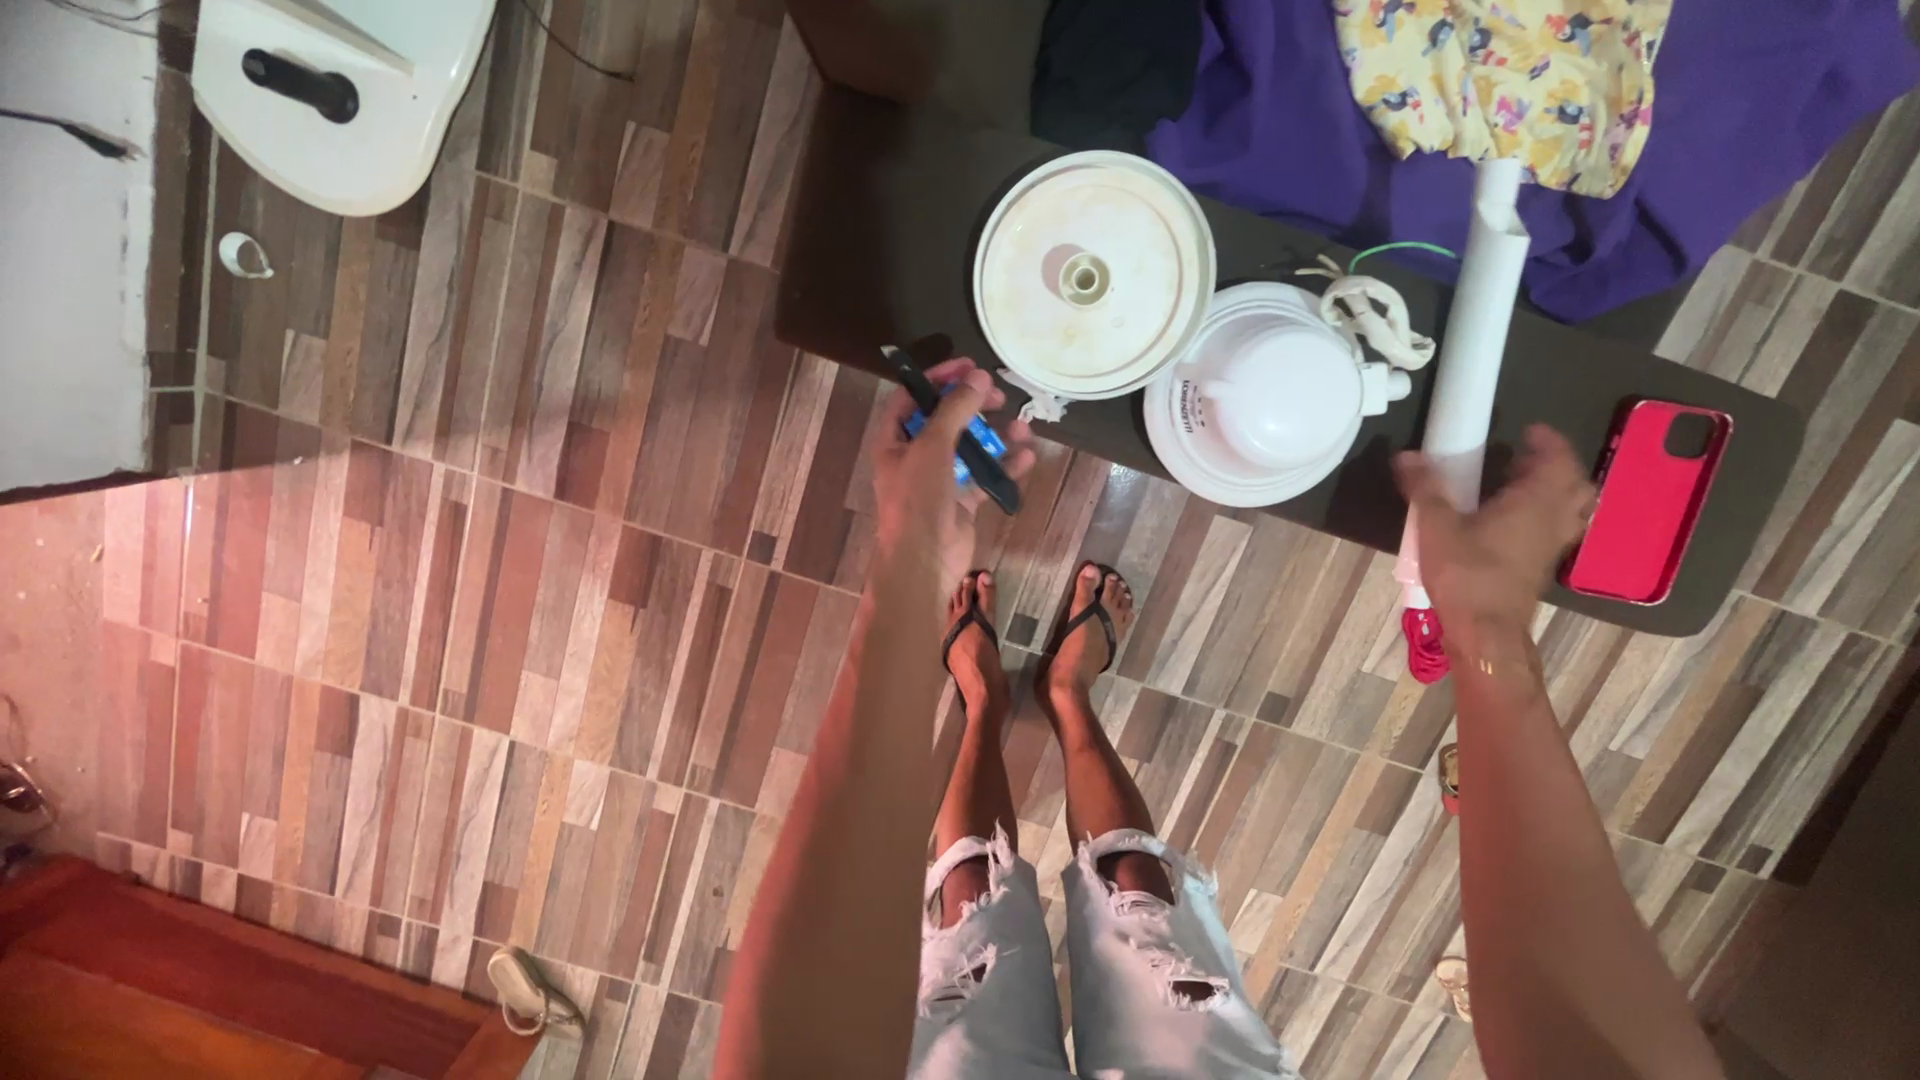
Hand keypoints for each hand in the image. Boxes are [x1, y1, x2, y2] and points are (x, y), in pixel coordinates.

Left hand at [871, 358, 1036, 585]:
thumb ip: (955, 409)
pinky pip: (984, 477)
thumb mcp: (932, 447)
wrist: (923, 562)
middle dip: (973, 406)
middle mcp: (914, 457)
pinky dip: (1004, 466)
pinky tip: (1026, 457)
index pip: (912, 397)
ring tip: (1022, 428)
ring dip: (996, 436)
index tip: (969, 366)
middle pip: (945, 420)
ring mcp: (939, 480)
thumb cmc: (917, 499)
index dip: (938, 378)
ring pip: (970, 448)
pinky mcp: (961, 501)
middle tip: (999, 396)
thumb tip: (979, 377)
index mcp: (894, 441)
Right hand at [1394, 425, 1595, 659]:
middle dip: (1554, 466)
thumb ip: (1424, 487)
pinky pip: (1556, 530)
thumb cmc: (1466, 573)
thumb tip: (1408, 455)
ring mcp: (1552, 545)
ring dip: (1553, 492)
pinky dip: (1543, 517)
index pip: (1558, 460)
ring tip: (1519, 488)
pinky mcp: (1541, 565)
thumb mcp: (1436, 526)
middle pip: (1574, 484)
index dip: (1548, 441)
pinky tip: (1511, 523)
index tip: (1529, 430)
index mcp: (1536, 502)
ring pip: (1570, 509)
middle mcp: (1554, 520)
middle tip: (1522, 460)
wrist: (1486, 629)